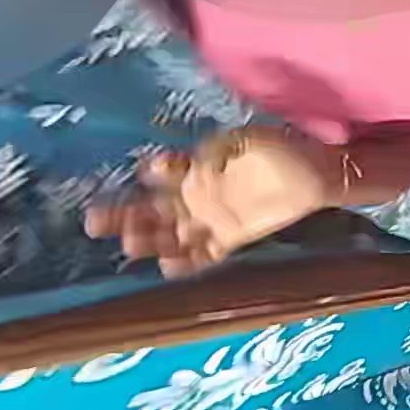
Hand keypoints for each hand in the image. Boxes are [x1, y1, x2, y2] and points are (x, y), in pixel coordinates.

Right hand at [85, 128, 337, 277]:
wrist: (314, 172)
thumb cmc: (277, 148)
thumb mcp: (243, 141)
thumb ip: (216, 151)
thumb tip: (190, 162)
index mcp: (195, 170)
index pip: (160, 174)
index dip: (152, 173)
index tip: (149, 170)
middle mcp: (195, 196)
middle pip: (151, 209)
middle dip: (124, 215)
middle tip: (96, 221)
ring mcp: (211, 219)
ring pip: (169, 234)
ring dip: (149, 240)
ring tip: (130, 244)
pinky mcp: (230, 238)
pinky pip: (203, 254)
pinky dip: (187, 263)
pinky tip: (169, 268)